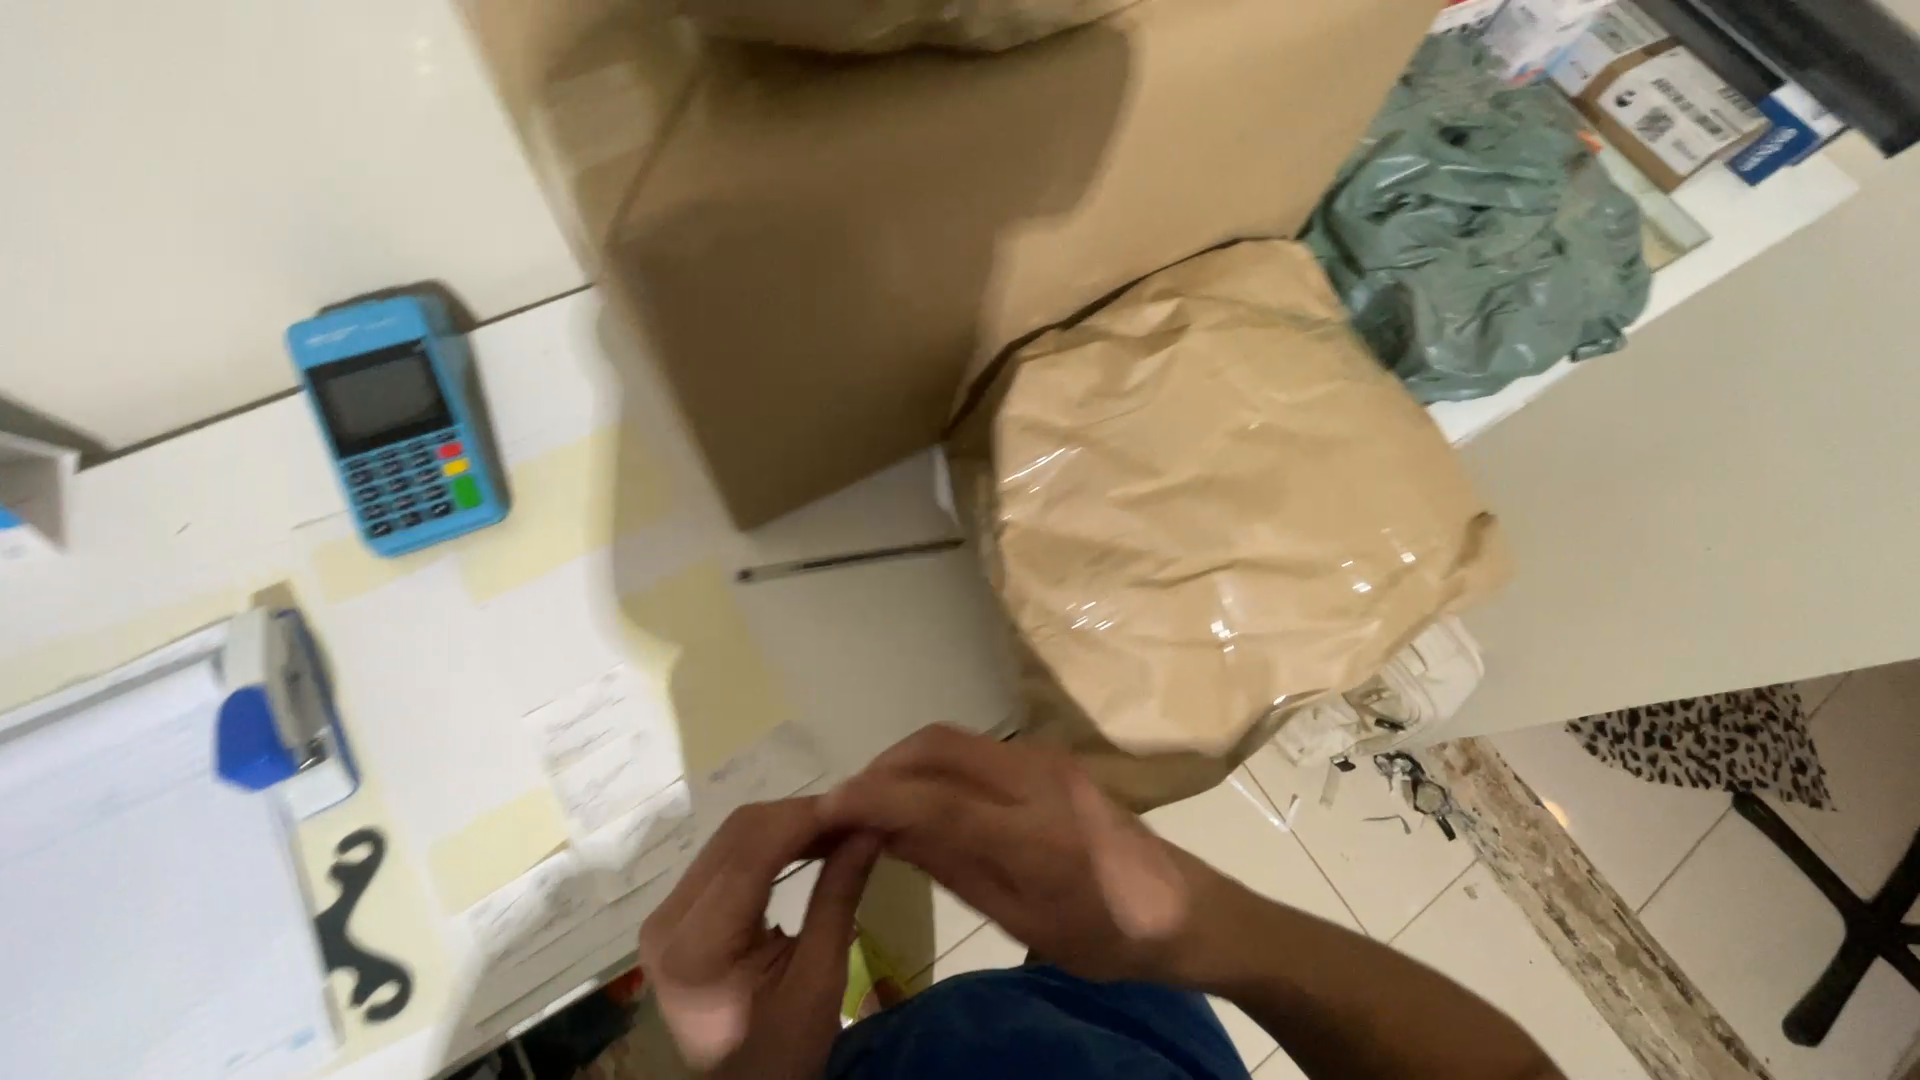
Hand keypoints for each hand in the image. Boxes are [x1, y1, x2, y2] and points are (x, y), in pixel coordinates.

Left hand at [638, 798, 878, 1077]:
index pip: (751, 853)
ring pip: (731, 835)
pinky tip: (806, 842)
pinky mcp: (673, 912)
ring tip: (837, 828)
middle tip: (853, 816)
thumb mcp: (821, 978)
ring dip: (786, 823)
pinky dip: (770, 840)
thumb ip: (839, 895)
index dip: (805, 818)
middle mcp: (666, 922)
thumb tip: (869, 826)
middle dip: (799, 815)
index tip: (857, 806)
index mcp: (697, 948)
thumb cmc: (786, 1048)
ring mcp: (663, 915)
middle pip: (737, 834)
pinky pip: (724, 854)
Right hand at [820, 726, 1232, 984]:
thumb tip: (884, 832)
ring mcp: (1048, 759)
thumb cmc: (1104, 937)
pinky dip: (939, 765)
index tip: (826, 809)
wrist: (1184, 908)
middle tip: (850, 804)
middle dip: (884, 766)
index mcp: (1034, 835)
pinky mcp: (1052, 756)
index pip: (934, 801)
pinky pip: (978, 748)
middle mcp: (1038, 778)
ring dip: (909, 762)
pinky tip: (926, 797)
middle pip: (939, 745)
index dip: (872, 800)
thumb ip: (953, 869)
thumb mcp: (1023, 921)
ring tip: (879, 802)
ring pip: (956, 740)